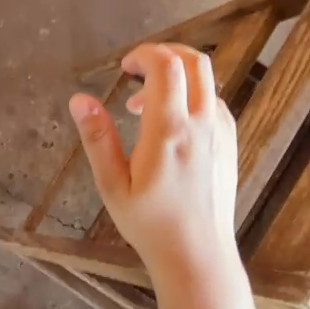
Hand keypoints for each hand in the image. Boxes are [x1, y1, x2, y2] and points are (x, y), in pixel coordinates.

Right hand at [68, 43, 238, 275]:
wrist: (197, 255)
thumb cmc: (148, 223)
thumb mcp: (111, 184)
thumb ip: (97, 137)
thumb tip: (80, 99)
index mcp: (169, 131)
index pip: (166, 67)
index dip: (144, 54)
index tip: (122, 66)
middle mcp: (201, 124)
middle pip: (195, 62)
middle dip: (164, 53)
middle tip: (135, 69)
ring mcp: (221, 134)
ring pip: (208, 80)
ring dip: (177, 76)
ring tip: (143, 104)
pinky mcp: (229, 145)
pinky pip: (214, 102)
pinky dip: (191, 96)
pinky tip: (169, 123)